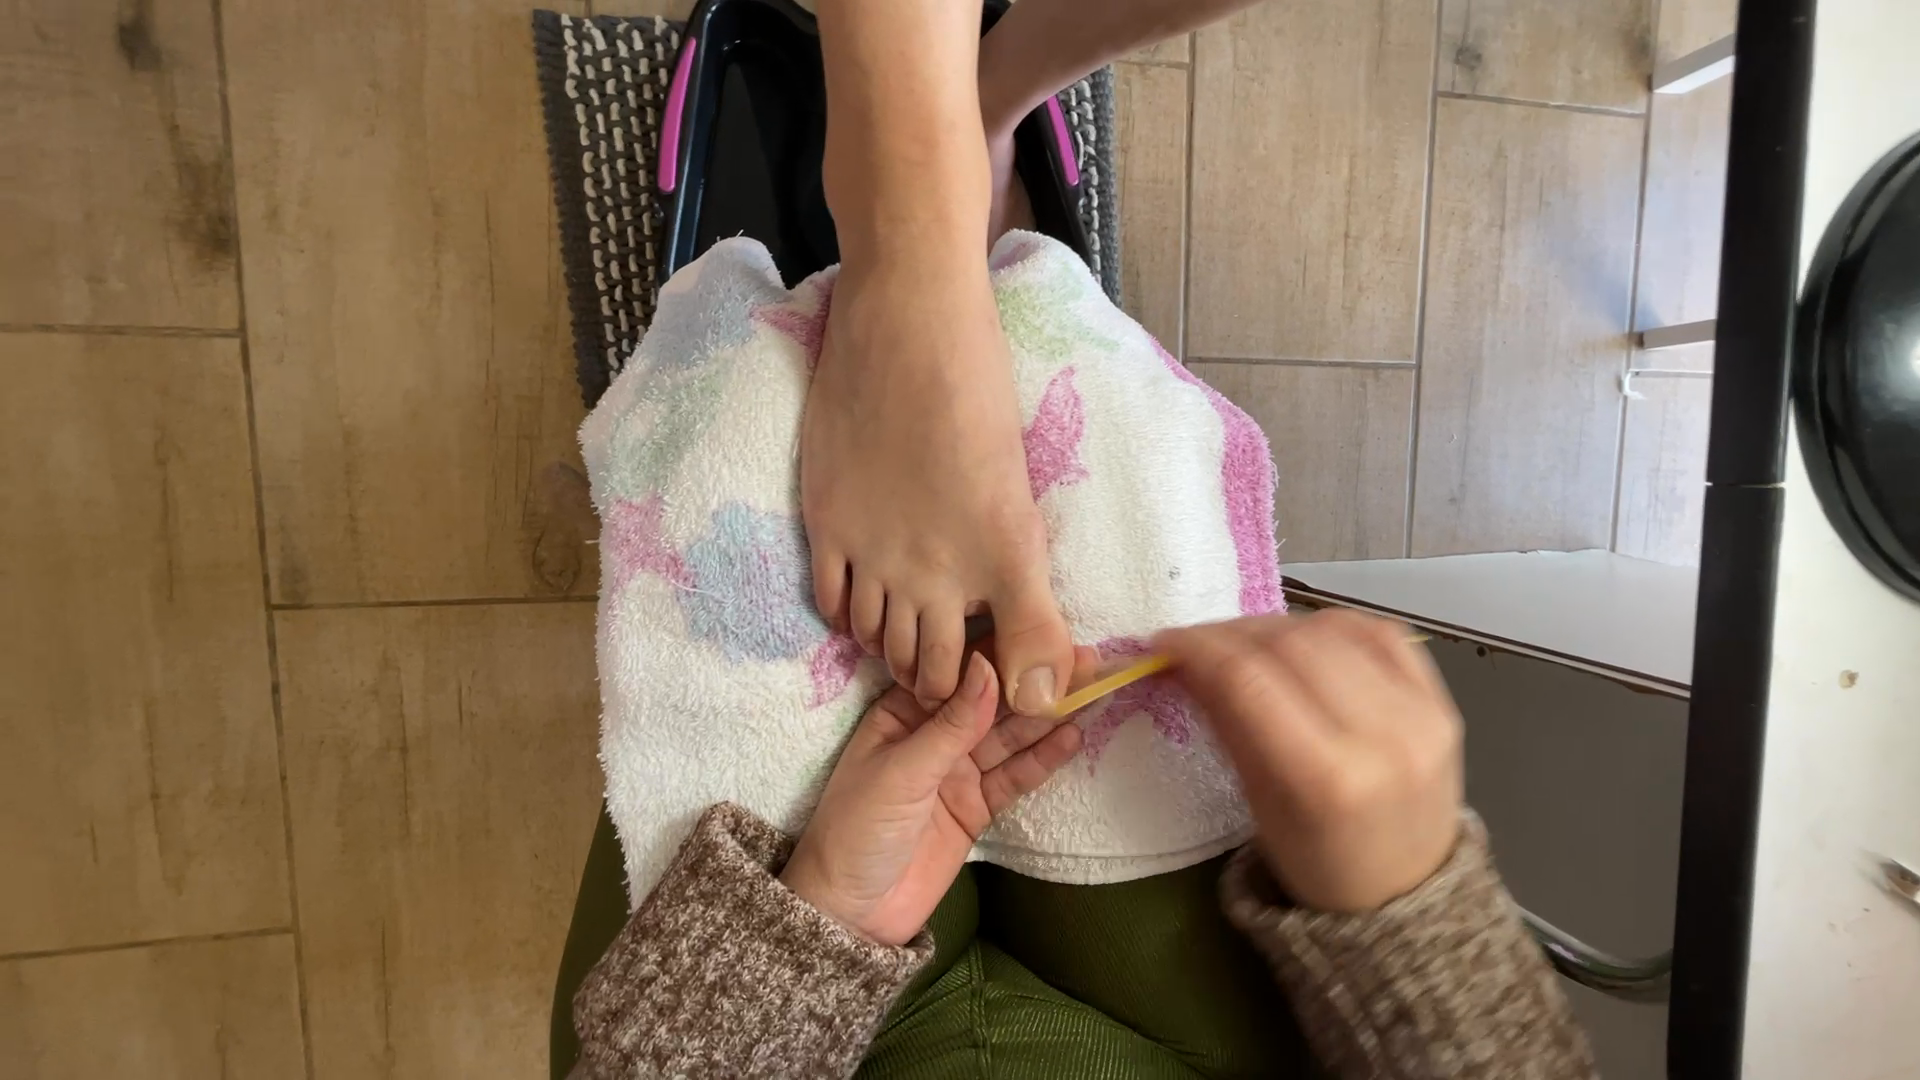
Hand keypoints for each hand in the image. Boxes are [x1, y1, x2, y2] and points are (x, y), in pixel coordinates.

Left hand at [781, 646, 1095, 944]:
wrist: (850, 913)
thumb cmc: (858, 828)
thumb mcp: (902, 770)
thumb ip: (951, 724)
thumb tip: (989, 665)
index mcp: (904, 712)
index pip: (959, 673)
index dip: (1000, 653)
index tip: (1041, 631)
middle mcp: (936, 734)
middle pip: (992, 703)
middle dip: (1034, 681)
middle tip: (1085, 658)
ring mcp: (959, 770)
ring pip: (1010, 737)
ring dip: (1047, 715)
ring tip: (1092, 690)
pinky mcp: (977, 805)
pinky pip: (1014, 776)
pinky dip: (1043, 759)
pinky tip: (1073, 736)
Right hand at [802, 254, 1074, 714]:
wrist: (911, 330)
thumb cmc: (982, 404)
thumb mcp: (1024, 513)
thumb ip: (1032, 611)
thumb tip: (1043, 700)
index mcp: (985, 572)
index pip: (980, 672)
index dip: (986, 689)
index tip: (989, 680)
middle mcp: (922, 577)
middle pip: (923, 662)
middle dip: (940, 679)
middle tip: (948, 673)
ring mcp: (869, 551)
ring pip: (876, 636)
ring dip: (894, 652)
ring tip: (908, 649)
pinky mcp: (827, 522)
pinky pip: (831, 600)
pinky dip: (849, 619)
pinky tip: (863, 612)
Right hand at [1155, 611, 1463, 913]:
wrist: (1405, 889)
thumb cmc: (1313, 856)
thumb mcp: (1253, 795)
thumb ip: (1222, 716)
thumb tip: (1181, 658)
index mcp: (1324, 778)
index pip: (1247, 679)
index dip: (1198, 648)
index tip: (1165, 642)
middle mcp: (1381, 737)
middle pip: (1287, 645)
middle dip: (1228, 632)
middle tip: (1197, 641)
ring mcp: (1420, 714)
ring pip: (1328, 630)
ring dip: (1272, 625)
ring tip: (1245, 641)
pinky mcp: (1441, 700)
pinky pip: (1378, 632)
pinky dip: (1328, 624)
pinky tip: (1301, 637)